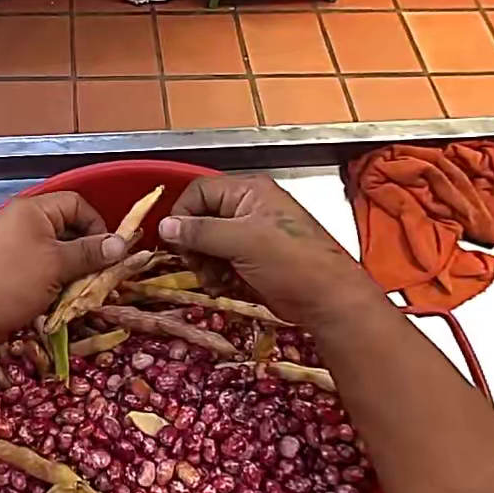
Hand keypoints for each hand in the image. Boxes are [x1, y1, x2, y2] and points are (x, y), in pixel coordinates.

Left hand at [0, 192, 126, 348]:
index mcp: (31, 209)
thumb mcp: (57, 266)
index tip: (108, 253)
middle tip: (96, 275)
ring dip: (68, 266)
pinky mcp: (0, 264)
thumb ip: (90, 253)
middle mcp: (17, 219)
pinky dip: (49, 275)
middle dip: (84, 249)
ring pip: (51, 247)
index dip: (97, 225)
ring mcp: (6, 241)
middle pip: (64, 225)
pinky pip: (35, 262)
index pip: (76, 203)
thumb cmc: (11, 284)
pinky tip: (53, 296)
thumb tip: (121, 243)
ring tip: (75, 290)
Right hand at [157, 175, 383, 328]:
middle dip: (193, 244)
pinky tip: (222, 286)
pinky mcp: (250, 259)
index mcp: (248, 191)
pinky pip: (218, 261)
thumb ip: (200, 231)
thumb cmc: (292, 263)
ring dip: (203, 264)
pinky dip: (215, 275)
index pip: (198, 192)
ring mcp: (249, 235)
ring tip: (214, 279)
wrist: (328, 301)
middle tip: (196, 264)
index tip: (176, 241)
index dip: (183, 215)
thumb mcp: (242, 242)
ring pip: (205, 243)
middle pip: (199, 218)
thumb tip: (164, 226)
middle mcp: (246, 208)